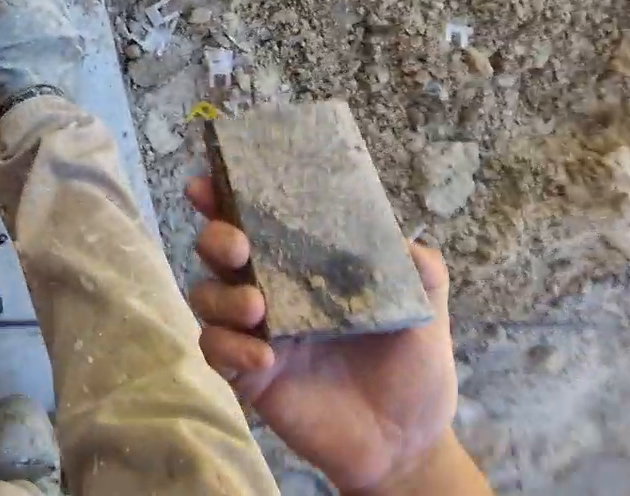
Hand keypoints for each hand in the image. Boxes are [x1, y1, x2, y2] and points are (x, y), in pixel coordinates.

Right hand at [185, 176, 467, 493]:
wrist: (409, 445)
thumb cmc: (410, 367)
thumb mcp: (423, 312)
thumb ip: (419, 271)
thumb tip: (404, 239)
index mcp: (297, 264)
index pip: (250, 220)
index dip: (221, 198)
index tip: (206, 185)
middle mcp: (265, 288)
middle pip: (215, 249)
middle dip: (216, 239)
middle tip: (238, 247)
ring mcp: (251, 331)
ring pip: (206, 295)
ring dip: (223, 296)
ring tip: (258, 310)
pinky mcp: (246, 372)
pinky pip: (214, 349)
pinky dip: (230, 347)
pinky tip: (264, 358)